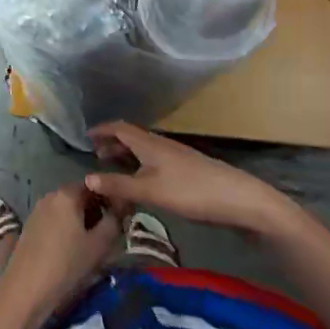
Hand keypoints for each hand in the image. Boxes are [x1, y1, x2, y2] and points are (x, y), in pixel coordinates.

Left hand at [0, 184, 119, 314]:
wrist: (28, 284)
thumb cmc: (68, 262)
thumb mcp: (99, 245)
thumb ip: (114, 222)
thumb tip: (122, 207)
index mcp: (66, 194)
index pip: (94, 186)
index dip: (110, 198)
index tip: (123, 216)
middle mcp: (50, 195)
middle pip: (79, 195)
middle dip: (97, 209)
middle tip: (111, 233)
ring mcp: (38, 208)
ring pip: (67, 208)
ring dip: (82, 219)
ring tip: (94, 243)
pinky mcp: (31, 223)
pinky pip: (55, 217)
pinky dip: (68, 226)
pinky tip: (74, 247)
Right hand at [85, 121, 297, 236]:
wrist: (243, 200)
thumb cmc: (191, 191)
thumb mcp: (149, 191)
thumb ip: (117, 185)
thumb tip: (86, 178)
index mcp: (148, 143)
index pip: (118, 128)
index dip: (102, 130)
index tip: (86, 137)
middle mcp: (161, 144)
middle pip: (131, 137)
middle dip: (112, 143)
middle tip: (97, 155)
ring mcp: (178, 156)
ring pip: (145, 149)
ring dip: (128, 154)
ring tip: (116, 168)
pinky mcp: (190, 169)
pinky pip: (156, 159)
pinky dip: (142, 164)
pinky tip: (145, 181)